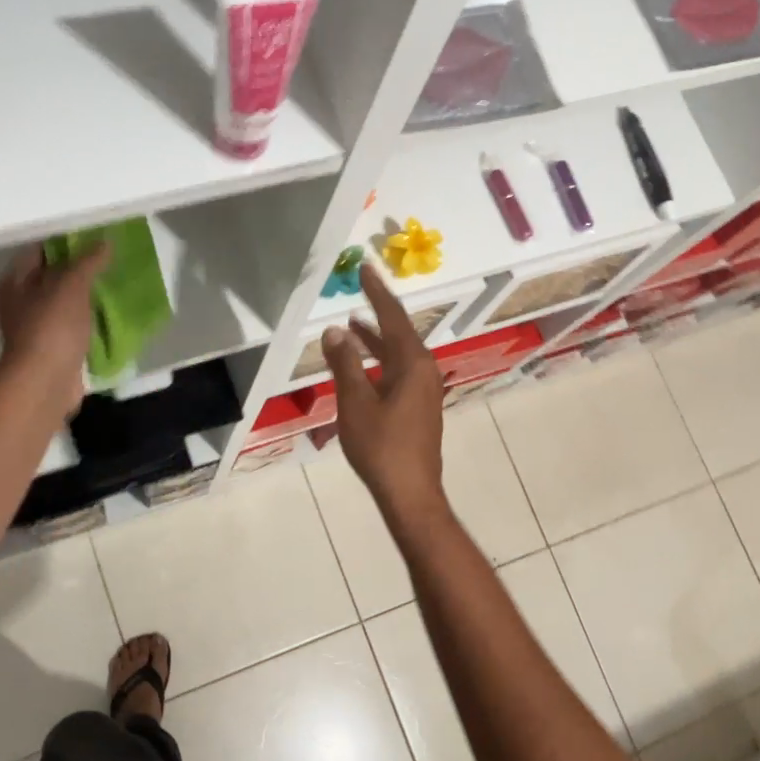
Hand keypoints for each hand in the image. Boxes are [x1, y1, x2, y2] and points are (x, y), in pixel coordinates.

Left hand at [0, 243, 107, 415]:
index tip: (95, 239)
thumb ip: (87, 262)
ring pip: (65, 304)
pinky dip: (90, 323)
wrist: (46, 383)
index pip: (39, 250)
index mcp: (15, 281)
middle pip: (53, 277)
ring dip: (87, 298)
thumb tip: (104, 243)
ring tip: (116, 286)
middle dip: (80, 270)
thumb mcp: (71, 285)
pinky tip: (111, 317)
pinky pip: (75, 328)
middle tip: (111, 262)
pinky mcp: (54, 350)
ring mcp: (37, 329)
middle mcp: (21, 302)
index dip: (66, 242)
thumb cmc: (52, 327)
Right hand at [322, 264, 445, 516]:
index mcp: (413, 364)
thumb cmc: (381, 446)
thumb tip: (335, 329)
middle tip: (360, 288)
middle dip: (378, 311)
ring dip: (377, 338)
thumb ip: (345, 363)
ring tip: (353, 324)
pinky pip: (399, 371)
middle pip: (399, 332)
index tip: (366, 268)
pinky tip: (363, 366)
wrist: (410, 492)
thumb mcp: (356, 403)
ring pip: (399, 354)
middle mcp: (425, 371)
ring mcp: (424, 391)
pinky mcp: (419, 408)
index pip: (393, 317)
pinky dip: (380, 360)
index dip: (377, 292)